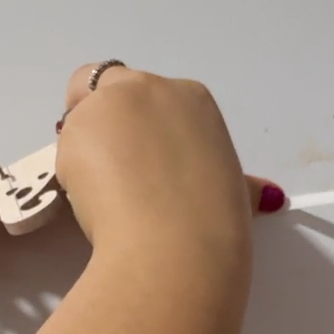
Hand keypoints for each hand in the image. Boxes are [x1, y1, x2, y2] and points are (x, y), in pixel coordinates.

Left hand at [56, 63, 282, 267]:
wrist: (176, 245)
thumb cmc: (214, 222)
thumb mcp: (235, 196)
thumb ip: (239, 186)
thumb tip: (267, 195)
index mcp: (192, 98)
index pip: (152, 99)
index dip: (142, 131)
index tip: (146, 166)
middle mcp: (150, 87)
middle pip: (108, 88)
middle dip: (104, 123)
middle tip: (114, 173)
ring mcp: (110, 104)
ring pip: (81, 117)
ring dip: (86, 149)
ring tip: (107, 197)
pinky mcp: (76, 130)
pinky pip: (66, 148)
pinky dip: (73, 173)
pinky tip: (96, 204)